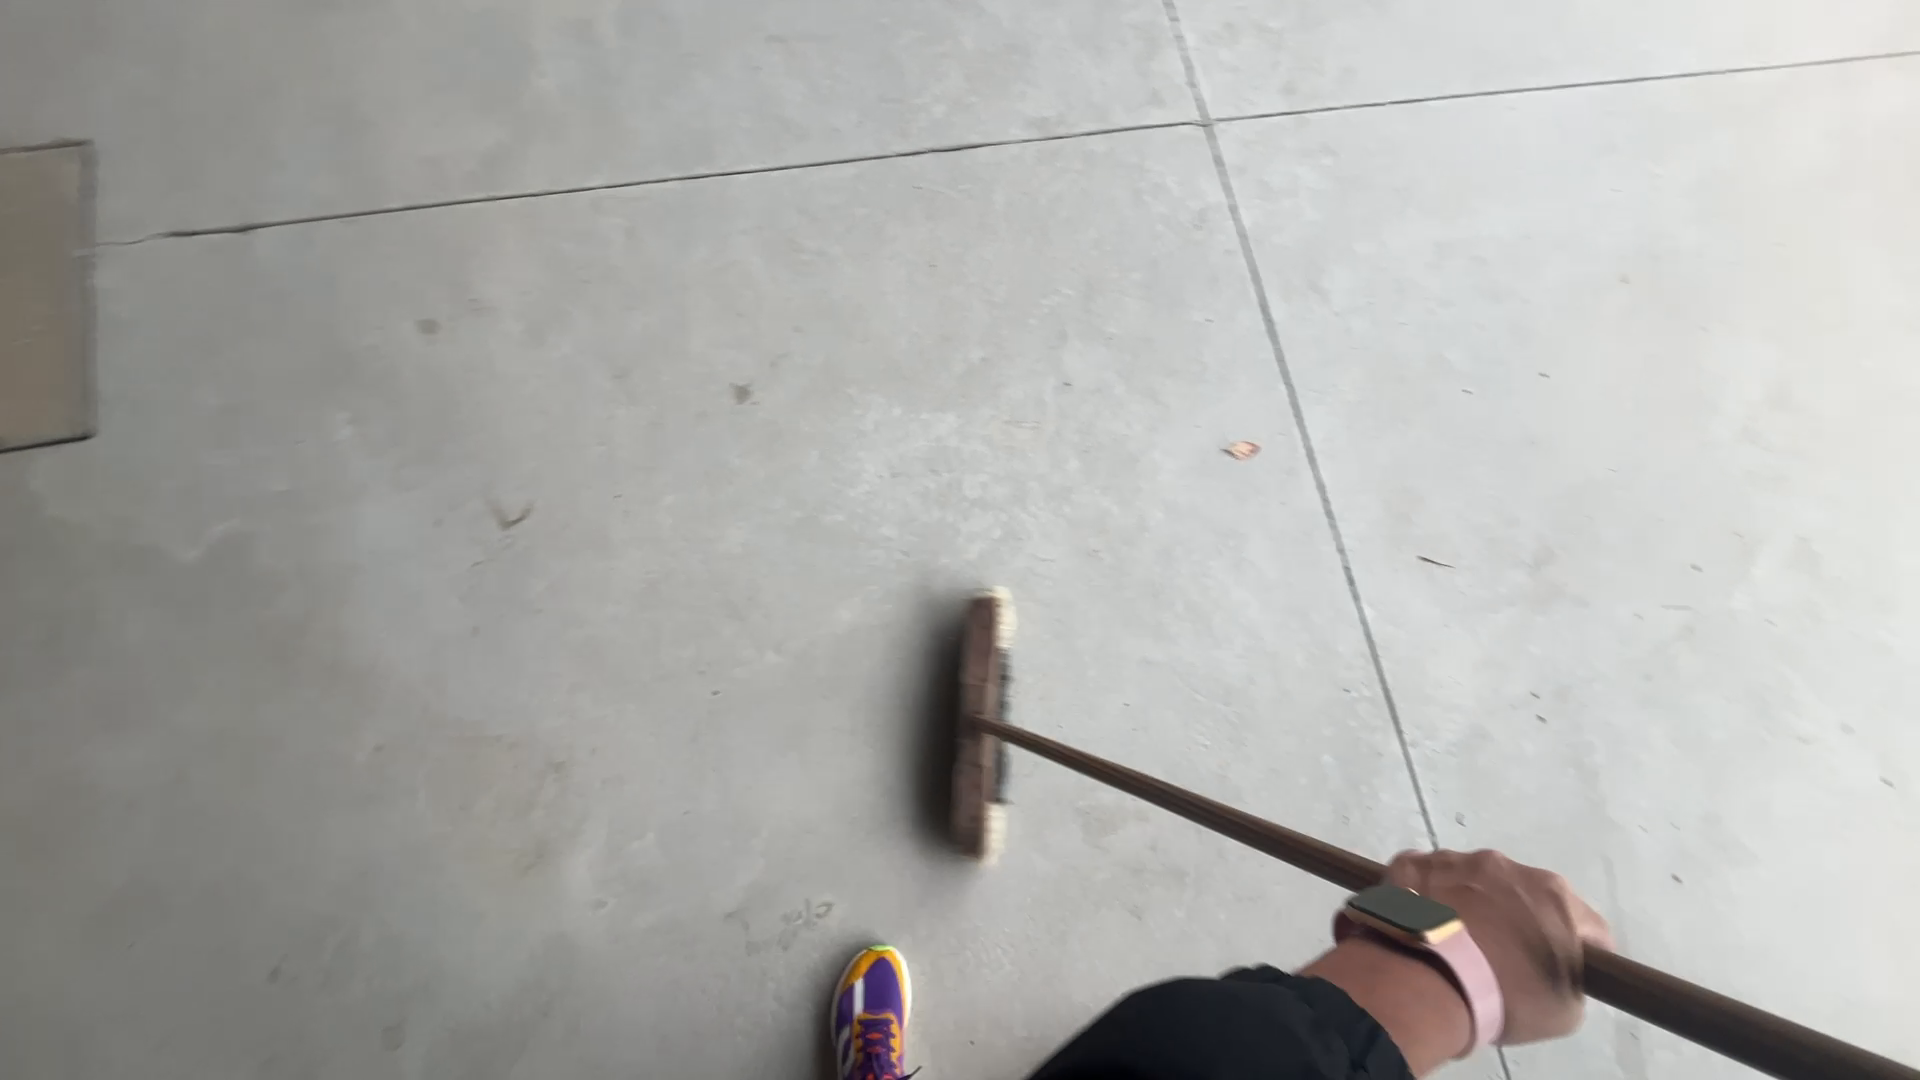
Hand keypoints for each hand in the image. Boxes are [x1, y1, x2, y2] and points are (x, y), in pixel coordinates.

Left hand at [1383, 849, 1613, 1045]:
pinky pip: (1425, 876)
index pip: (1584, 923)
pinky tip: (1420, 922)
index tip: (1562, 968)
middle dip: (1516, 916)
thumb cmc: (1505, 996)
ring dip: (1467, 900)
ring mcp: (1450, 857)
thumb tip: (1551, 962)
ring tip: (1453, 937)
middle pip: (1521, 892)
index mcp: (1553, 894)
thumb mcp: (1566, 1007)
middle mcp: (1502, 864)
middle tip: (1500, 952)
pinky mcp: (1409, 861)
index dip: (1579, 949)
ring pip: (1468, 879)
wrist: (1425, 978)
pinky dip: (1426, 895)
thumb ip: (1569, 972)